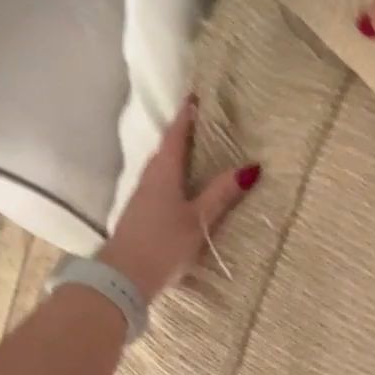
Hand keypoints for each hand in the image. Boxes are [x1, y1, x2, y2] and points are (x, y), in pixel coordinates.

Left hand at [101, 97, 258, 298]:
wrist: (123, 277)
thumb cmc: (163, 244)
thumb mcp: (199, 220)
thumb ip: (221, 194)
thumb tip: (250, 166)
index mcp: (164, 173)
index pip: (177, 136)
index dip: (187, 116)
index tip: (196, 97)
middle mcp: (150, 179)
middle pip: (167, 149)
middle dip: (183, 134)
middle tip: (201, 122)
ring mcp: (142, 197)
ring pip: (162, 168)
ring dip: (177, 156)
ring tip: (196, 153)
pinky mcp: (140, 214)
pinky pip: (159, 185)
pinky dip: (173, 177)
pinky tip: (182, 186)